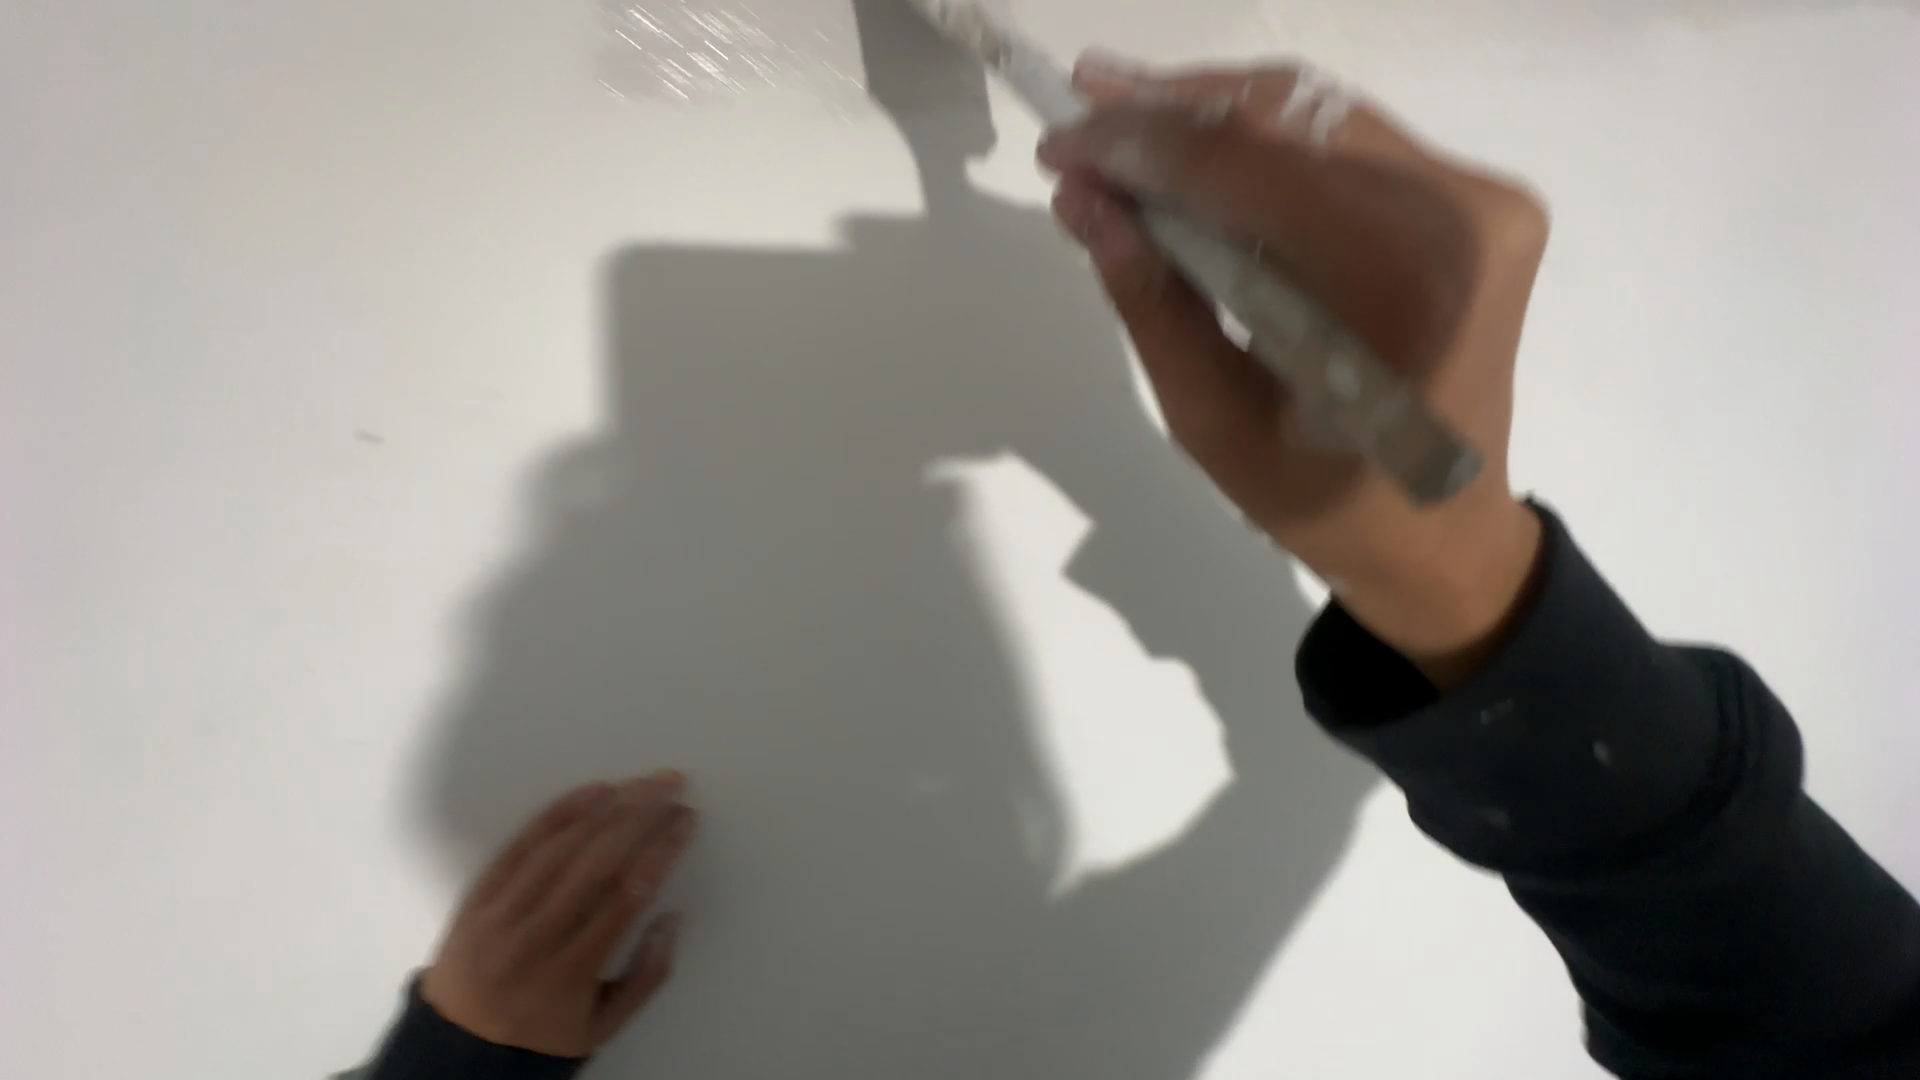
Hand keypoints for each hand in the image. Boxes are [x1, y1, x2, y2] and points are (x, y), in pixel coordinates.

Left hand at [421, 774, 697, 1057]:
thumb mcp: (602, 1027)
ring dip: (607, 806)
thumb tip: (672, 917)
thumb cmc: (539, 1039)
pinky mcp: (476, 899)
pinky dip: (557, 813)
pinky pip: (519, 847)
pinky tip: (592, 791)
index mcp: (570, 971)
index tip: (687, 819)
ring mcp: (500, 915)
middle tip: (672, 784)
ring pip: (560, 846)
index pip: (626, 896)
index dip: (662, 850)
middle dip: (641, 815)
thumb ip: (648, 976)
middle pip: (597, 862)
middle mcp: (535, 937)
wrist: (448, 1059)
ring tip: (642, 782)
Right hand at [1039, 57, 1547, 680]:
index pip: (1250, 171)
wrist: (1434, 531)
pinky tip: (1193, 153)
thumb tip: (1083, 203)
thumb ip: (1153, 305)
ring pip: (1314, 118)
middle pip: (1289, 116)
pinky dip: (1256, 146)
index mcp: (1400, 282)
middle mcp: (1457, 209)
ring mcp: (1474, 195)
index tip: (1060, 142)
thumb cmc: (1320, 501)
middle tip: (1080, 104)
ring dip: (1209, 116)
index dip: (1143, 145)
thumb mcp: (1213, 422)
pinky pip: (1341, 148)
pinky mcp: (1464, 200)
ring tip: (1120, 118)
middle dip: (1171, 109)